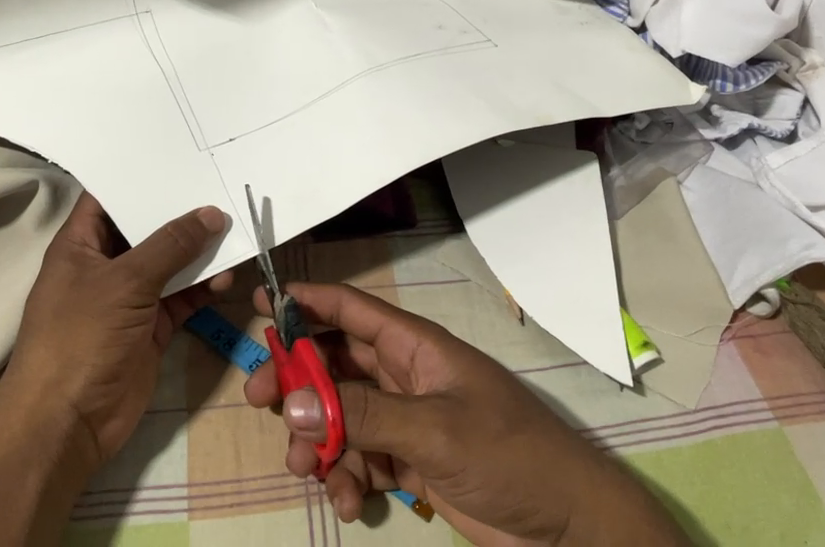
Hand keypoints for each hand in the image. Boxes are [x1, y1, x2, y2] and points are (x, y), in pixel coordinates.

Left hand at [0, 191, 231, 465]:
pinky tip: (227, 275)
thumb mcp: (124, 281)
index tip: (181, 154)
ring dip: (199, 251)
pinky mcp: (150, 328)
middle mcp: (104, 266)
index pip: (109, 198)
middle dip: (181, 213)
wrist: (67, 422)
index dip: (140, 177)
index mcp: (80, 245)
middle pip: (145, 229)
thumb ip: (170, 245)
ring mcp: (128, 298)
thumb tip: (211, 213)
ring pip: (169, 264)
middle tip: (221, 184)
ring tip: (235, 229)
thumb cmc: (80, 337)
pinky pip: (181, 297)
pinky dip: (203, 287)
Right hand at [244, 282, 687, 545]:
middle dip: (297, 381)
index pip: (352, 310)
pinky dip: (345, 478)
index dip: (307, 301)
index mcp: (416, 348)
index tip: (260, 302)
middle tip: (259, 400)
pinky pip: (359, 459)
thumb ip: (364, 415)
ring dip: (318, 440)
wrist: (566, 524)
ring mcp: (406, 421)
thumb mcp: (436, 430)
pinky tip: (349, 503)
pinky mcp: (409, 462)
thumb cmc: (509, 454)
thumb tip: (296, 402)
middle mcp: (404, 377)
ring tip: (309, 469)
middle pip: (334, 364)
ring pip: (340, 415)